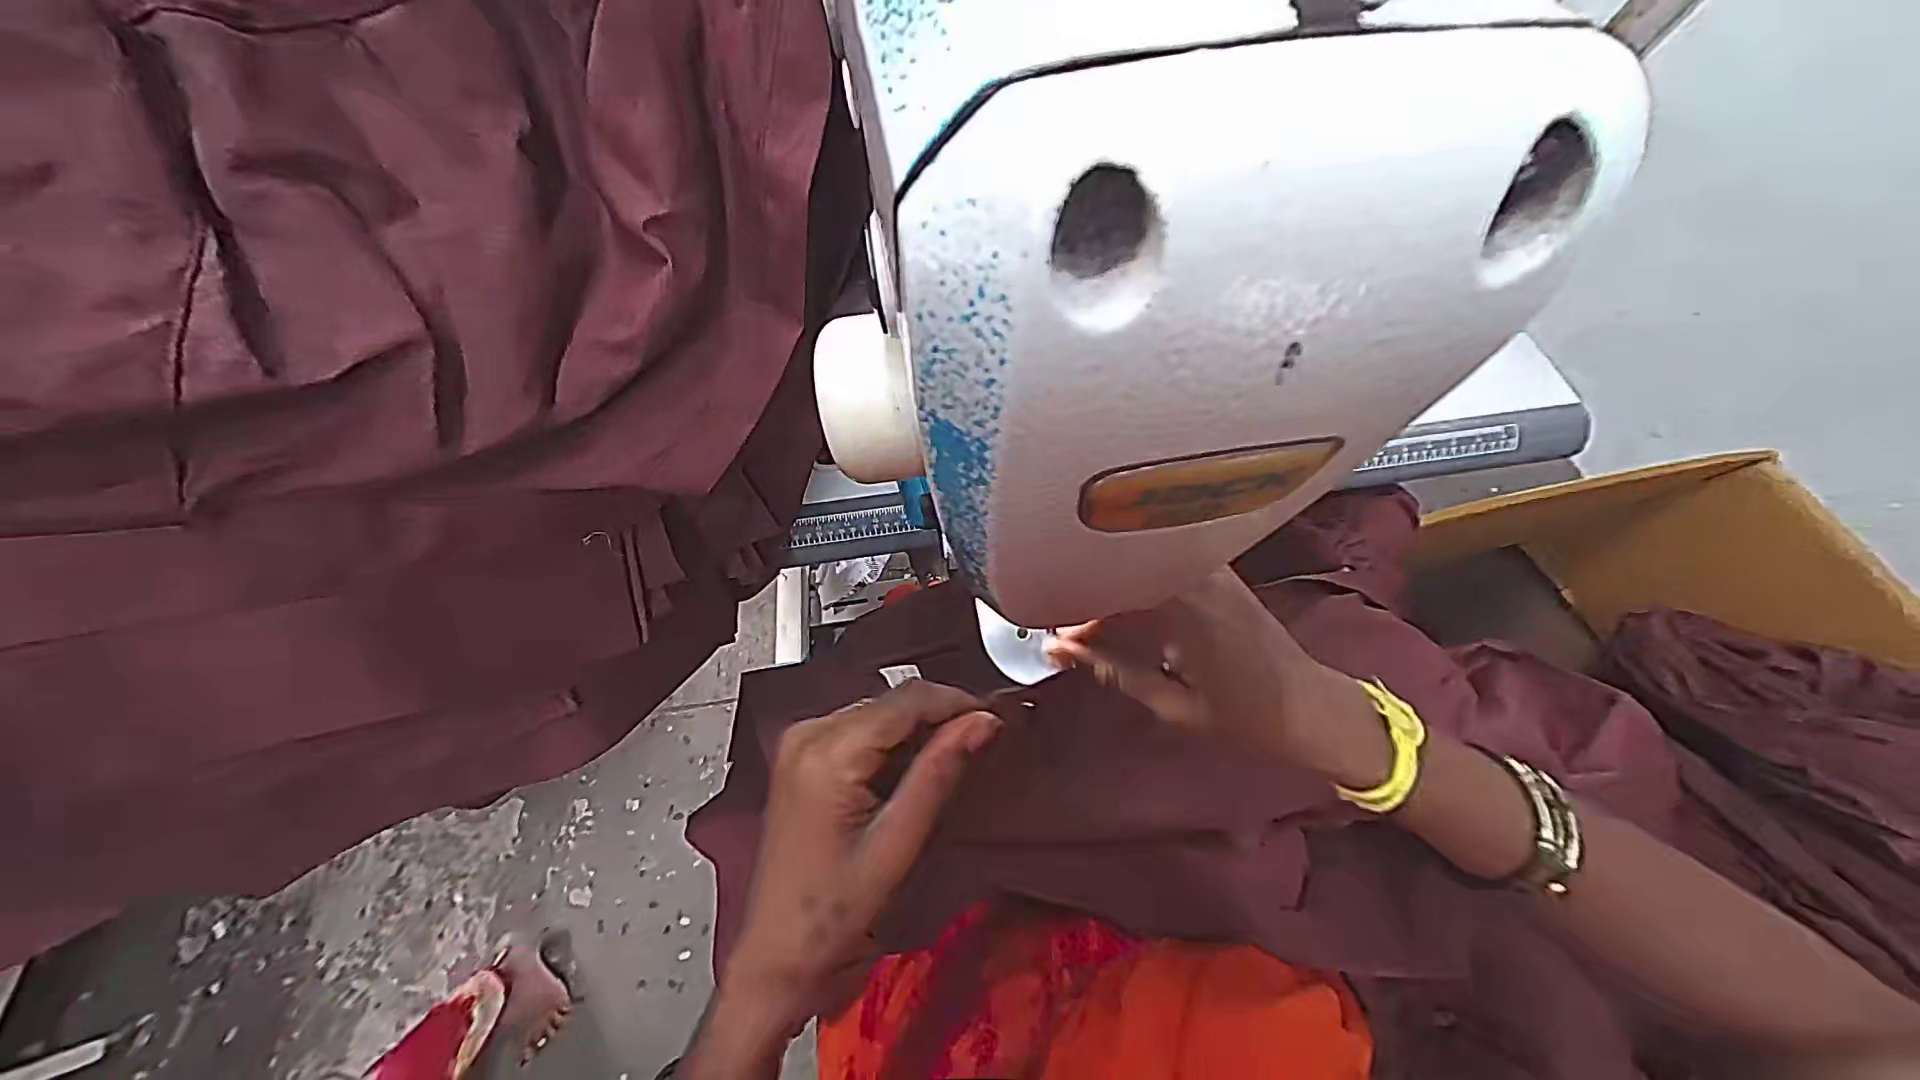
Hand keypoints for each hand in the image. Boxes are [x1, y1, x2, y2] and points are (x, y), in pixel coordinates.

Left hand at [721, 680, 1001, 1033]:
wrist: (779, 956)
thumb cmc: (832, 914)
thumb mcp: (898, 842)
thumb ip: (940, 771)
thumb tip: (981, 721)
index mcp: (826, 752)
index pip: (905, 699)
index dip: (956, 701)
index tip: (993, 716)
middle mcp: (807, 734)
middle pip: (890, 700)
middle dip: (939, 714)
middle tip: (980, 738)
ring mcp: (799, 742)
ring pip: (878, 710)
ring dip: (917, 727)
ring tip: (954, 754)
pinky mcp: (801, 756)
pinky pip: (859, 728)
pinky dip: (892, 741)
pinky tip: (913, 767)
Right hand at [1047, 567, 1389, 789]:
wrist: (1311, 705)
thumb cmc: (1244, 714)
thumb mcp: (1170, 702)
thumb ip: (1111, 669)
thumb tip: (1057, 650)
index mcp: (1187, 604)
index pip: (1111, 580)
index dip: (1072, 598)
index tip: (1049, 622)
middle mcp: (1199, 573)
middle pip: (1122, 562)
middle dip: (1085, 587)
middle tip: (1061, 618)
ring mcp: (1210, 565)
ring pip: (1139, 559)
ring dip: (1108, 581)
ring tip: (1085, 612)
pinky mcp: (1217, 568)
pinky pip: (1161, 563)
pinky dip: (1134, 579)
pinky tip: (1120, 602)